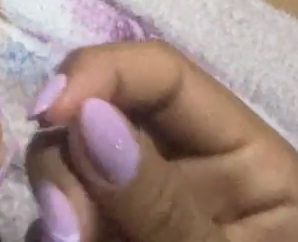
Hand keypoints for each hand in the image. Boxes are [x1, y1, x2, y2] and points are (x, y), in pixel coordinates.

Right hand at [26, 43, 297, 240]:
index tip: (49, 111)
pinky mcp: (105, 230)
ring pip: (70, 151)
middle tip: (65, 229)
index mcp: (247, 159)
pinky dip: (56, 220)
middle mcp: (188, 165)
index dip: (100, 71)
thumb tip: (88, 117)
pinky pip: (64, 202)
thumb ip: (164, 206)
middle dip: (70, 153)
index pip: (162, 72)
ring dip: (57, 194)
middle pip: (102, 106)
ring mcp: (141, 199)